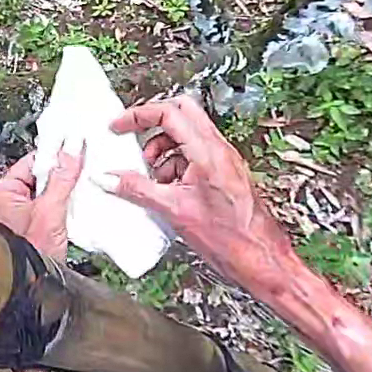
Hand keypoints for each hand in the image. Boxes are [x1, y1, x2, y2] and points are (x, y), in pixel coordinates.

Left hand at [0, 139, 84, 260]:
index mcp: (0, 193)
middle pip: (35, 181)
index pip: (30, 163)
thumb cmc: (27, 253)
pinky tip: (70, 215)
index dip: (53, 158)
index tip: (73, 152)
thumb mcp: (50, 210)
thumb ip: (62, 178)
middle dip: (58, 180)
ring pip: (39, 199)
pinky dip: (54, 215)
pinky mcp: (22, 238)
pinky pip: (40, 216)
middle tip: (81, 174)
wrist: (23, 294)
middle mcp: (0, 205)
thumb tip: (71, 149)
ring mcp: (10, 223)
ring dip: (57, 198)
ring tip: (79, 195)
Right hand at [96, 95, 306, 301]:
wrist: (262, 260)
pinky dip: (175, 163)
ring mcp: (223, 159)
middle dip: (152, 122)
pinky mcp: (224, 172)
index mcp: (207, 152)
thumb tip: (109, 179)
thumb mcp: (173, 211)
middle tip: (134, 138)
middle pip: (181, 111)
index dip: (138, 115)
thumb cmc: (231, 239)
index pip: (169, 112)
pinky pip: (194, 153)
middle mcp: (218, 149)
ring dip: (163, 146)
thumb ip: (136, 190)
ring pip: (187, 133)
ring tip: (151, 173)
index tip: (119, 126)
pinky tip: (167, 188)